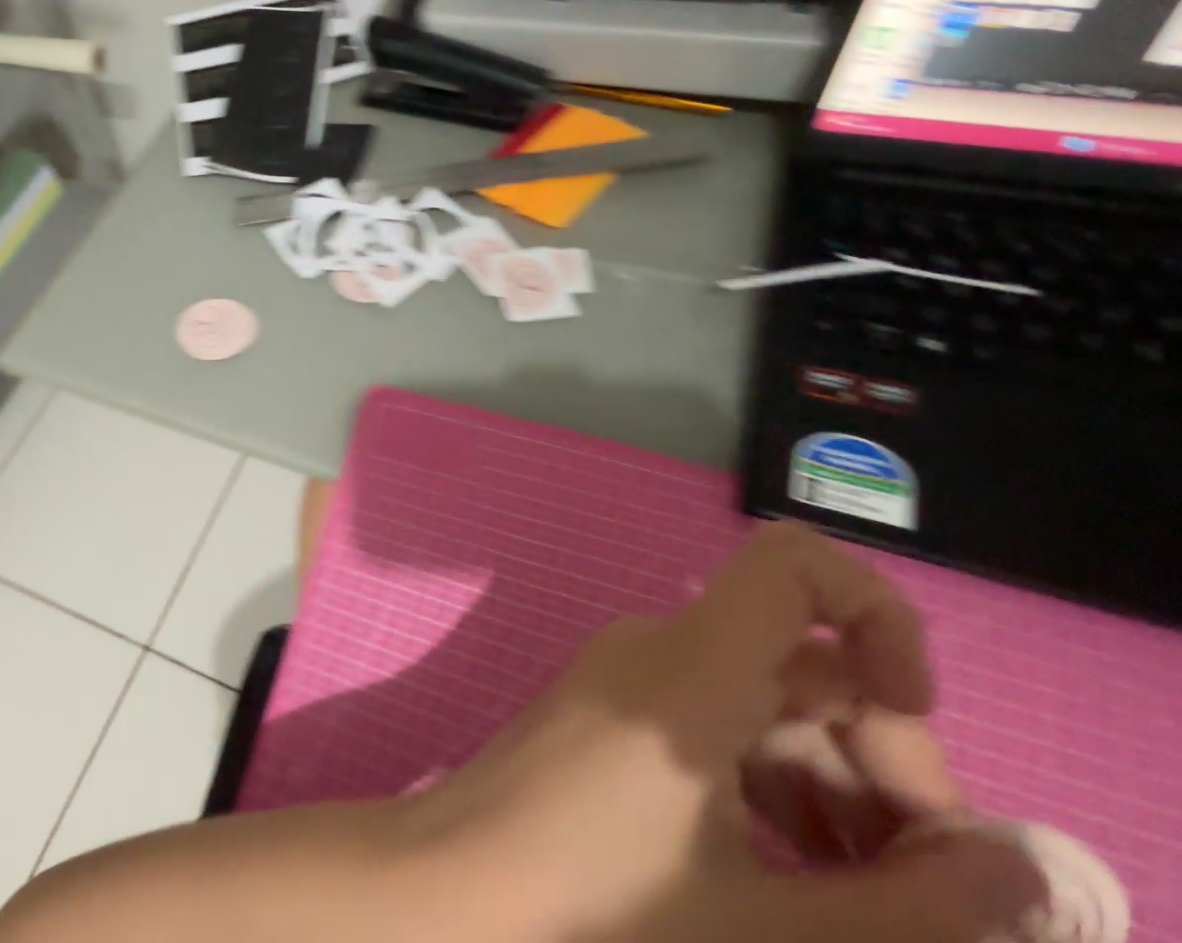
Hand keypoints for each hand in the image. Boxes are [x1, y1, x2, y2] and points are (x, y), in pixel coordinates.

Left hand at [401, 521, 1046, 941]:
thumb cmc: (595, 905)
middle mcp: (658, 652)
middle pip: (802, 660)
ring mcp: (627, 681)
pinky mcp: (610, 716)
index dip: (877, 613)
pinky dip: (768, 782)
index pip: (793, 562)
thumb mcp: (768, 922)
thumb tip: (1022, 873)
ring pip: (761, 701)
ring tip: (873, 895)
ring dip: (831, 783)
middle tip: (928, 877)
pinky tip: (799, 873)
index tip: (912, 710)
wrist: (447, 891)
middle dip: (882, 757)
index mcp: (692, 666)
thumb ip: (910, 905)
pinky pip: (711, 724)